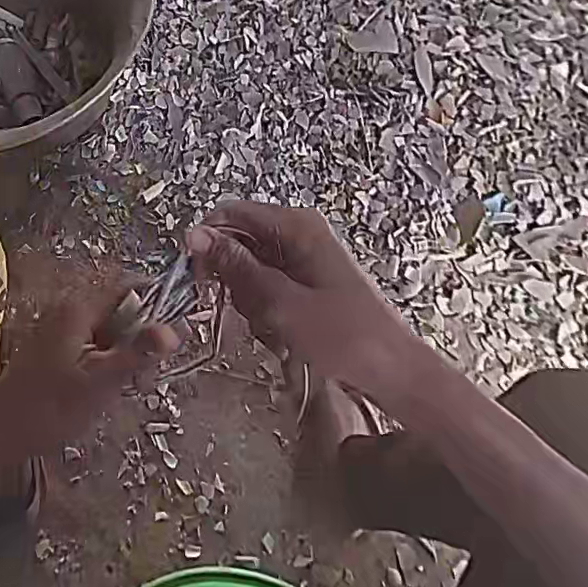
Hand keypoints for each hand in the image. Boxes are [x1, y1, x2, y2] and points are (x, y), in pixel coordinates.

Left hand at [0, 285, 177, 521]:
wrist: (0, 433)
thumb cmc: (50, 408)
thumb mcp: (101, 382)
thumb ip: (137, 353)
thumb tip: (173, 330)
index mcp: (78, 309)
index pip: (127, 287)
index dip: (155, 304)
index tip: (173, 331)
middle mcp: (67, 310)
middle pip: (119, 309)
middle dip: (139, 336)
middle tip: (147, 371)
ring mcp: (58, 327)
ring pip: (108, 328)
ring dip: (123, 352)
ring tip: (128, 384)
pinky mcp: (54, 346)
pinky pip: (92, 342)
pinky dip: (106, 359)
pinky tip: (107, 386)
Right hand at [186, 201, 432, 393]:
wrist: (394, 373)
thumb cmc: (342, 336)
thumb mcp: (279, 301)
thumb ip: (235, 266)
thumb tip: (194, 235)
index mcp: (296, 225)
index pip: (230, 213)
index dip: (207, 240)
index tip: (196, 275)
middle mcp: (299, 232)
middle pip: (238, 238)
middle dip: (230, 273)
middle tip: (242, 306)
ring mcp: (303, 255)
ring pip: (249, 263)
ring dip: (246, 294)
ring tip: (268, 322)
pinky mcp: (306, 278)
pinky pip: (266, 281)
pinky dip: (262, 303)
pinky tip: (276, 326)